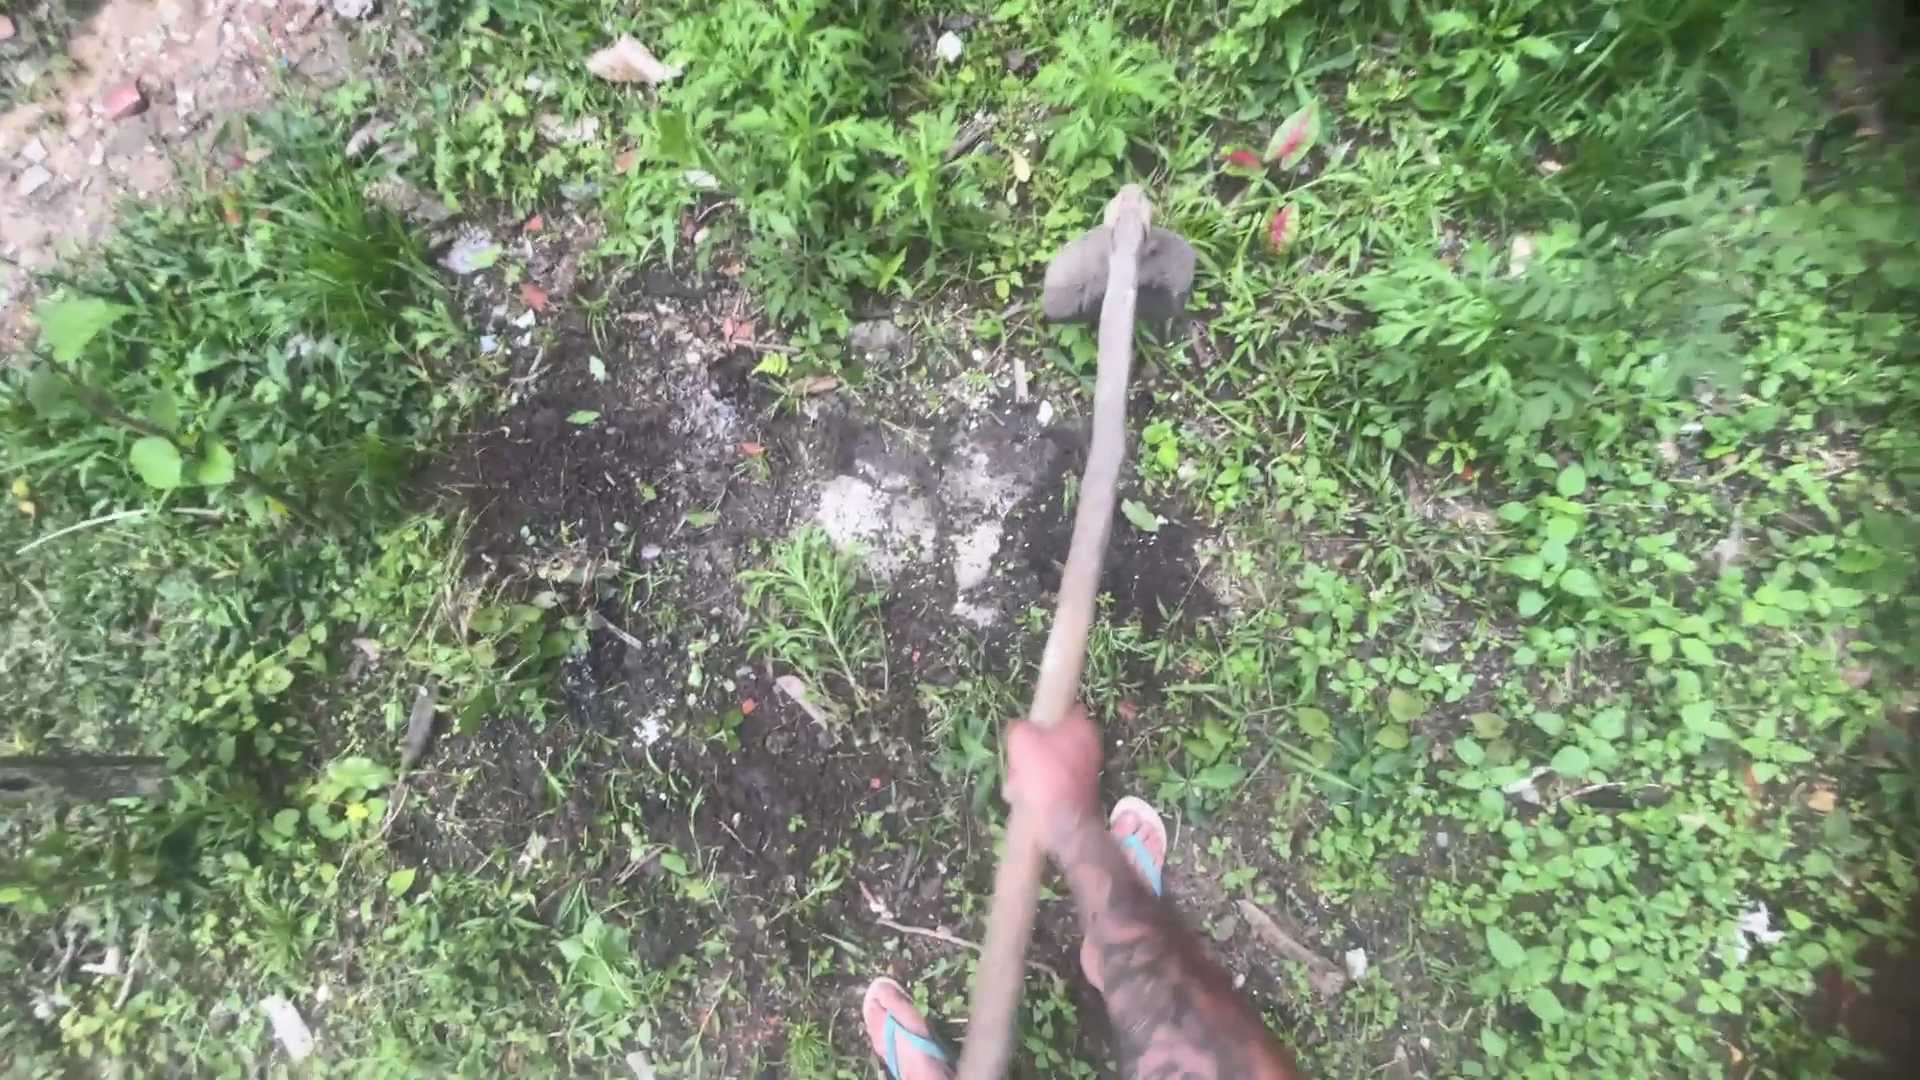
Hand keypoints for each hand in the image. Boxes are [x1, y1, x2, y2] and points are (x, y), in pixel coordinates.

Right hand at [1005, 704, 1102, 849]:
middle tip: (1018, 759)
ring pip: (1051, 764)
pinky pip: (1054, 785)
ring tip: (1017, 784)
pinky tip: (1027, 800)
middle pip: (1054, 740)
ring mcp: (1088, 772)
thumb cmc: (1044, 773)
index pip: (1065, 709)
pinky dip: (1040, 791)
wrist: (1063, 823)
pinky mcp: (1081, 794)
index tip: (1030, 726)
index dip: (1045, 716)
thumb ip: (1019, 726)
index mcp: (1082, 726)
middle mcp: (1091, 746)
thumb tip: (1019, 729)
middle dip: (1033, 750)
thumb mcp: (1021, 738)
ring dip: (1032, 773)